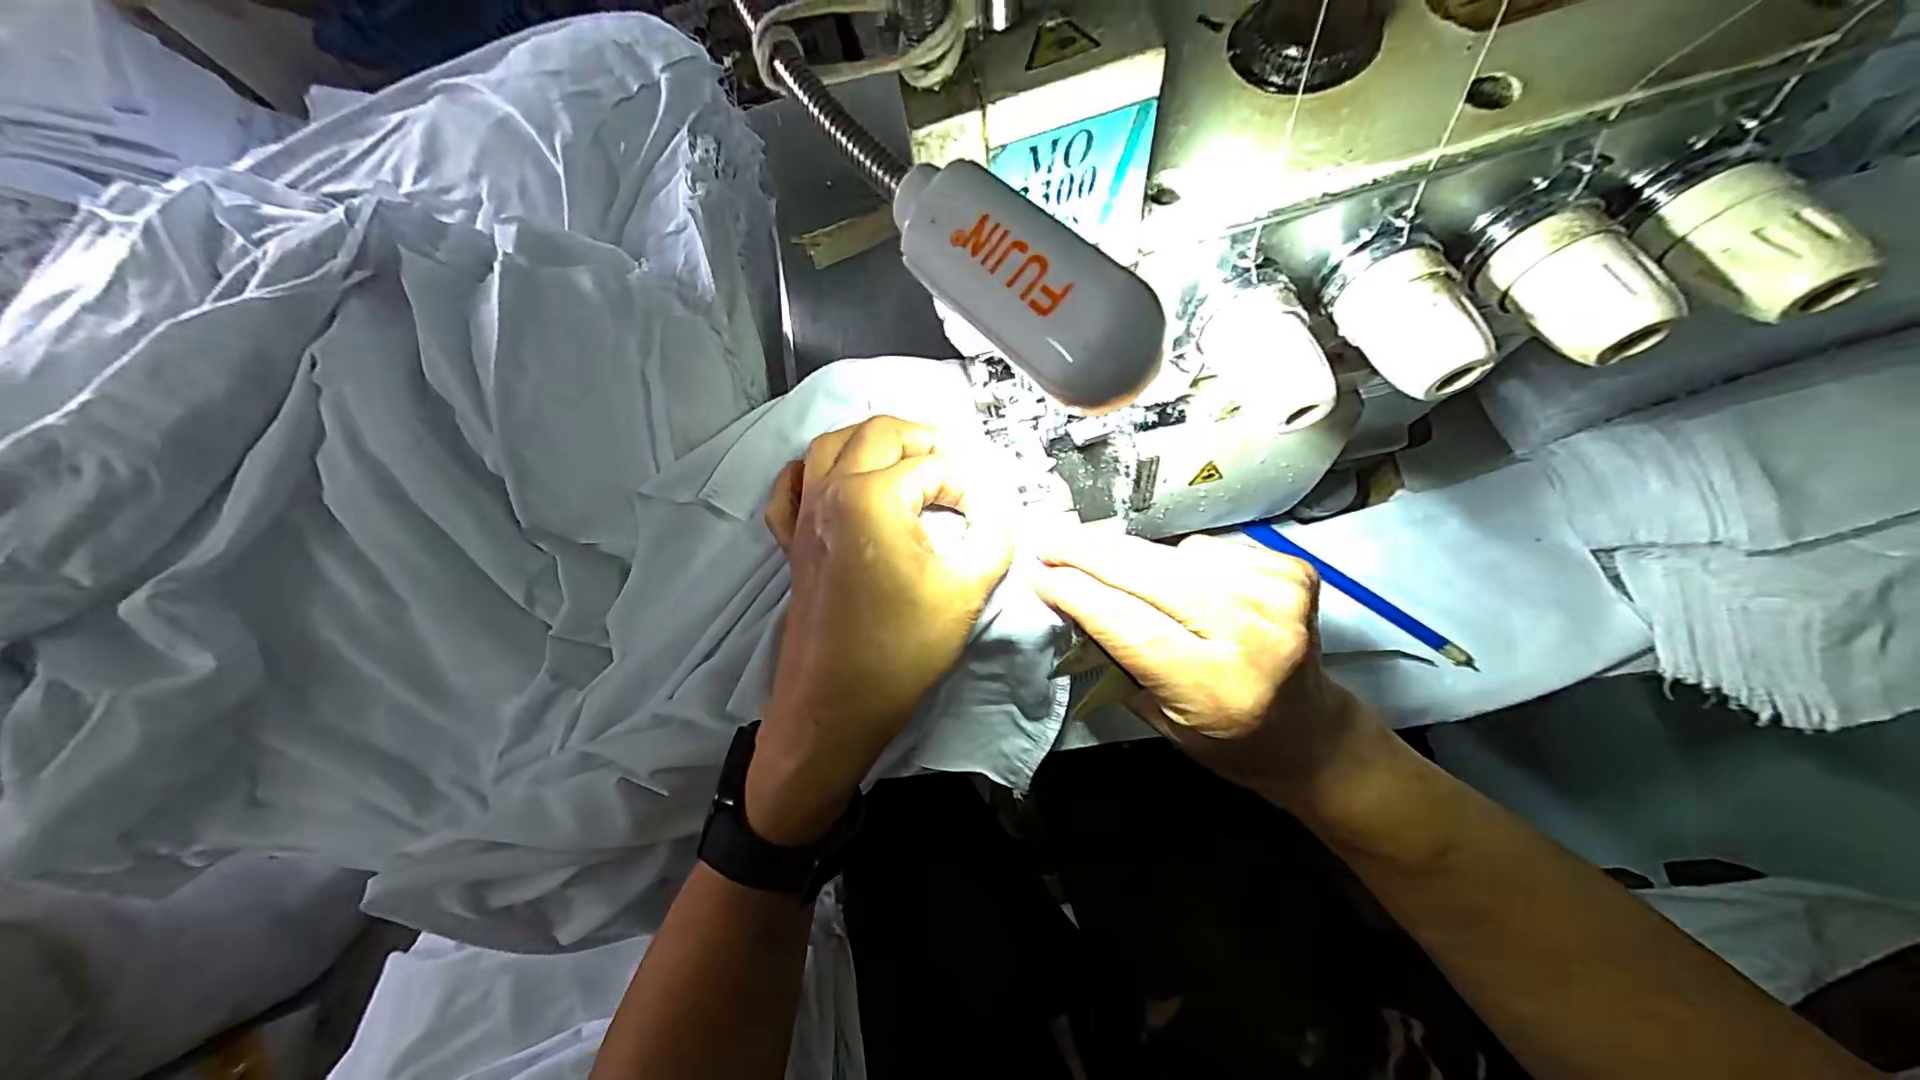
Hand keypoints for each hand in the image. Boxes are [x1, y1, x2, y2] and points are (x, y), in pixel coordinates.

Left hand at [747, 417, 1013, 844]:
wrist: (835, 705)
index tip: (990, 511)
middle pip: (879, 433)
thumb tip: (999, 511)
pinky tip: (838, 481)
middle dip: (924, 439)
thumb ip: (993, 538)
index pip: (936, 466)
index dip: (971, 484)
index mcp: (872, 498)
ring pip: (831, 444)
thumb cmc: (900, 651)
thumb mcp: (965, 591)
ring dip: (873, 442)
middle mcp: (831, 492)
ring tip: (909, 463)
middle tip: (958, 465)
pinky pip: (791, 487)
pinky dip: (814, 471)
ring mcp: (804, 515)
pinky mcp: (791, 542)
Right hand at [1034, 530, 1391, 807]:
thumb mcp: (1160, 719)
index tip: (1041, 575)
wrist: (1311, 732)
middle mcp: (1254, 637)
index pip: (1130, 624)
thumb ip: (1116, 661)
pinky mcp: (1291, 572)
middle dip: (1091, 554)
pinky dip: (1181, 558)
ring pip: (1175, 553)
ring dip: (1134, 556)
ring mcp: (1278, 598)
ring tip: (1116, 572)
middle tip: (1051, 542)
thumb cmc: (1229, 737)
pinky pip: (1207, 548)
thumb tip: (1072, 603)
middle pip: (1151, 576)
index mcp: (1217, 688)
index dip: (1078, 594)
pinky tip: (1181, 581)